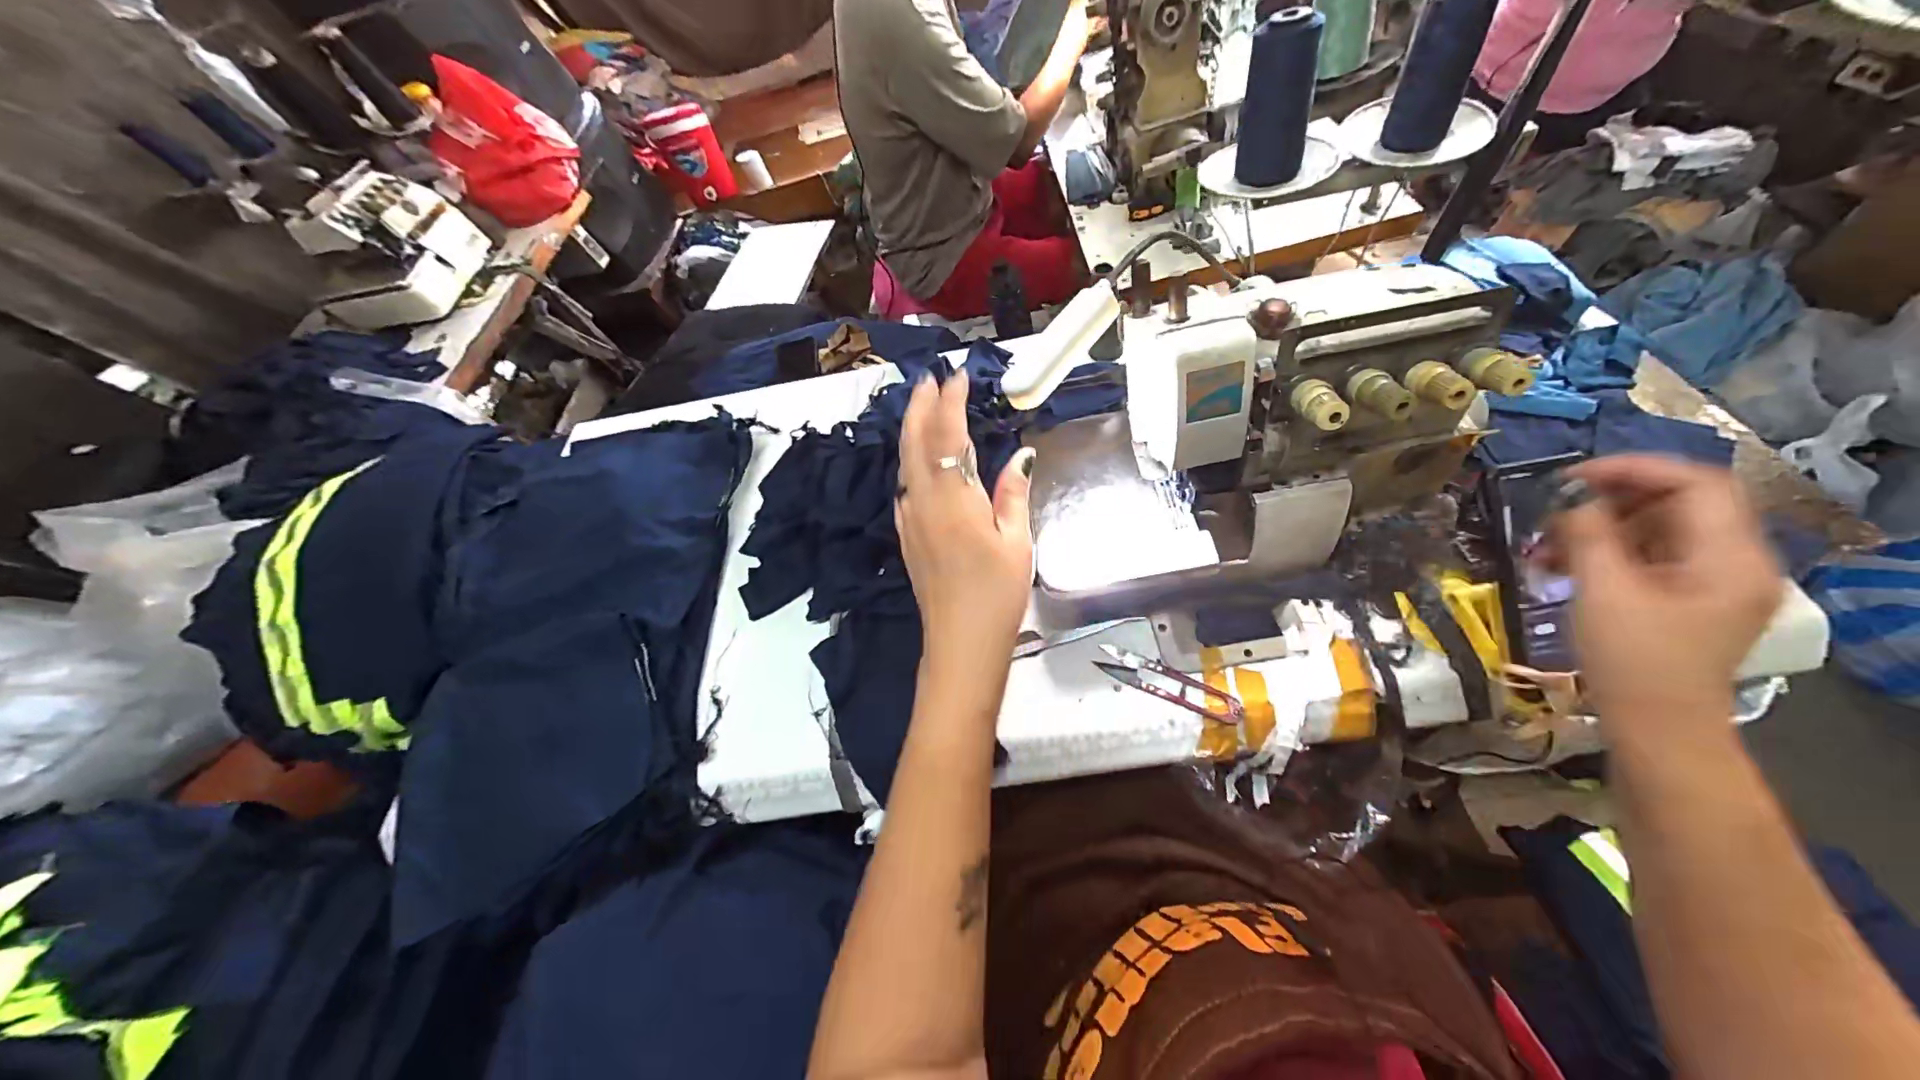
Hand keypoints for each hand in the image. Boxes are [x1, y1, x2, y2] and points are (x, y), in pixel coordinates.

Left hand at [895, 372, 1035, 673]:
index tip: (957, 377)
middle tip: (930, 380)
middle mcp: (922, 502)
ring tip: (925, 408)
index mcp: (953, 499)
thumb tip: (1020, 456)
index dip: (951, 402)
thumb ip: (1013, 494)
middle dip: (921, 406)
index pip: (947, 435)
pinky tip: (923, 461)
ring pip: (906, 463)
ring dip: (913, 430)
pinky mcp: (907, 537)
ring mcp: (910, 520)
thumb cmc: (995, 596)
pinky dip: (913, 461)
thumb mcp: (1016, 542)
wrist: (959, 644)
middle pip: (914, 442)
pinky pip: (906, 486)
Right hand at [1544, 456, 1781, 731]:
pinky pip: (1652, 555)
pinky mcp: (1690, 597)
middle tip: (1555, 507)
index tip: (1571, 477)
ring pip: (1660, 528)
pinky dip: (1608, 549)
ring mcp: (1715, 581)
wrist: (1656, 726)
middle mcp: (1736, 561)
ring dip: (1602, 526)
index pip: (1695, 484)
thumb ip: (1589, 536)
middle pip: (1679, 503)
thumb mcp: (1603, 592)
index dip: (1633, 470)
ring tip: (1549, 540)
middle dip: (1612, 498)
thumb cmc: (1632, 660)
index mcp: (1730, 558)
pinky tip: (1564, 561)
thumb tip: (1571, 498)